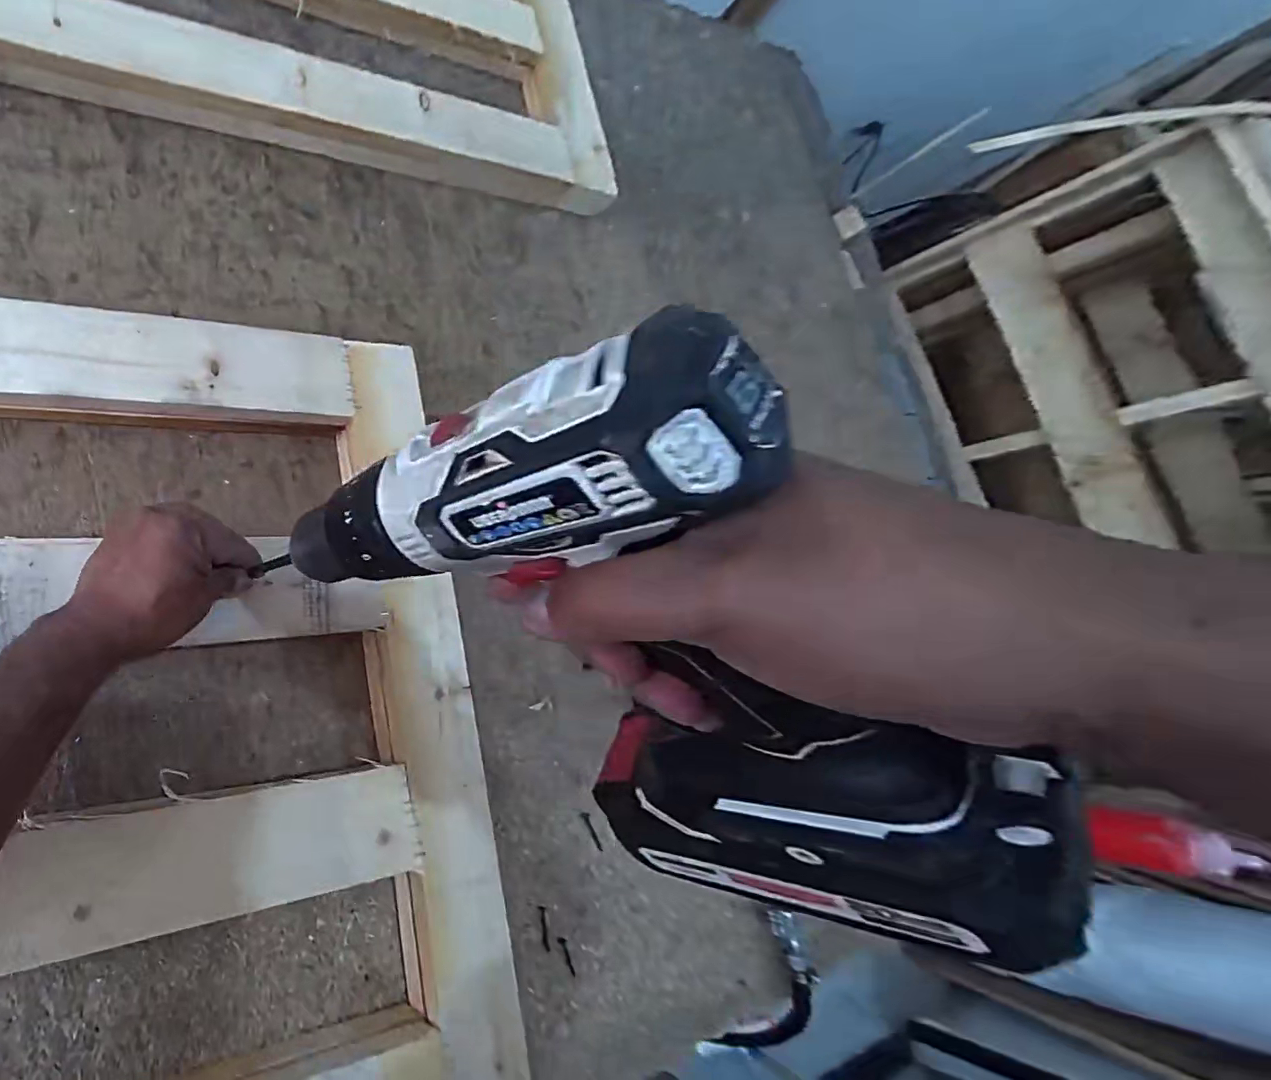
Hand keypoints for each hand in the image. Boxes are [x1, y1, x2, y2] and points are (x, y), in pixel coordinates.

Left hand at [59, 503, 260, 662]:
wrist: (96, 628)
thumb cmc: (154, 614)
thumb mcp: (200, 599)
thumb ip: (225, 581)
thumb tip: (243, 577)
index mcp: (185, 524)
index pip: (229, 541)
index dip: (246, 560)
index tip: (257, 573)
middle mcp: (160, 513)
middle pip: (204, 528)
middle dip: (219, 551)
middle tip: (231, 576)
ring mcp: (135, 520)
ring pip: (178, 528)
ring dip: (194, 546)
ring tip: (201, 573)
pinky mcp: (118, 533)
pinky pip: (155, 533)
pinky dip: (169, 546)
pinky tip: (173, 567)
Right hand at [496, 454, 1183, 748]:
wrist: (1057, 657)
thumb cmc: (874, 603)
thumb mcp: (724, 598)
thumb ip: (613, 599)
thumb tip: (525, 607)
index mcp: (701, 482)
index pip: (590, 499)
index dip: (541, 542)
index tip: (503, 588)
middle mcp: (719, 514)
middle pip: (617, 562)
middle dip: (603, 623)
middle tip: (613, 670)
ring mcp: (751, 562)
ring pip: (654, 606)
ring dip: (646, 657)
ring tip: (670, 700)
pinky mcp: (778, 607)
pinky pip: (698, 632)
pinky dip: (686, 669)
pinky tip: (701, 703)